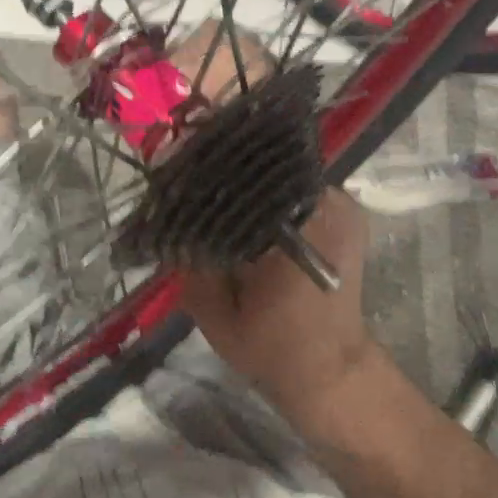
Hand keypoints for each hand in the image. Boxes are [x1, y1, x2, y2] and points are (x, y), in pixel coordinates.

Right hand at [164, 19, 378, 420]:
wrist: (329, 377)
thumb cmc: (273, 348)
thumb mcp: (212, 305)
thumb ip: (186, 250)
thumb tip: (160, 199)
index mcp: (302, 219)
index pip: (257, 151)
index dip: (215, 131)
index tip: (176, 120)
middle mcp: (327, 196)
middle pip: (268, 143)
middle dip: (220, 135)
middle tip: (173, 132)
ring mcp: (337, 198)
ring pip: (277, 156)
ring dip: (237, 153)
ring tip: (190, 152)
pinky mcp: (335, 206)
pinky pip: (287, 173)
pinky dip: (253, 170)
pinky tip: (218, 179)